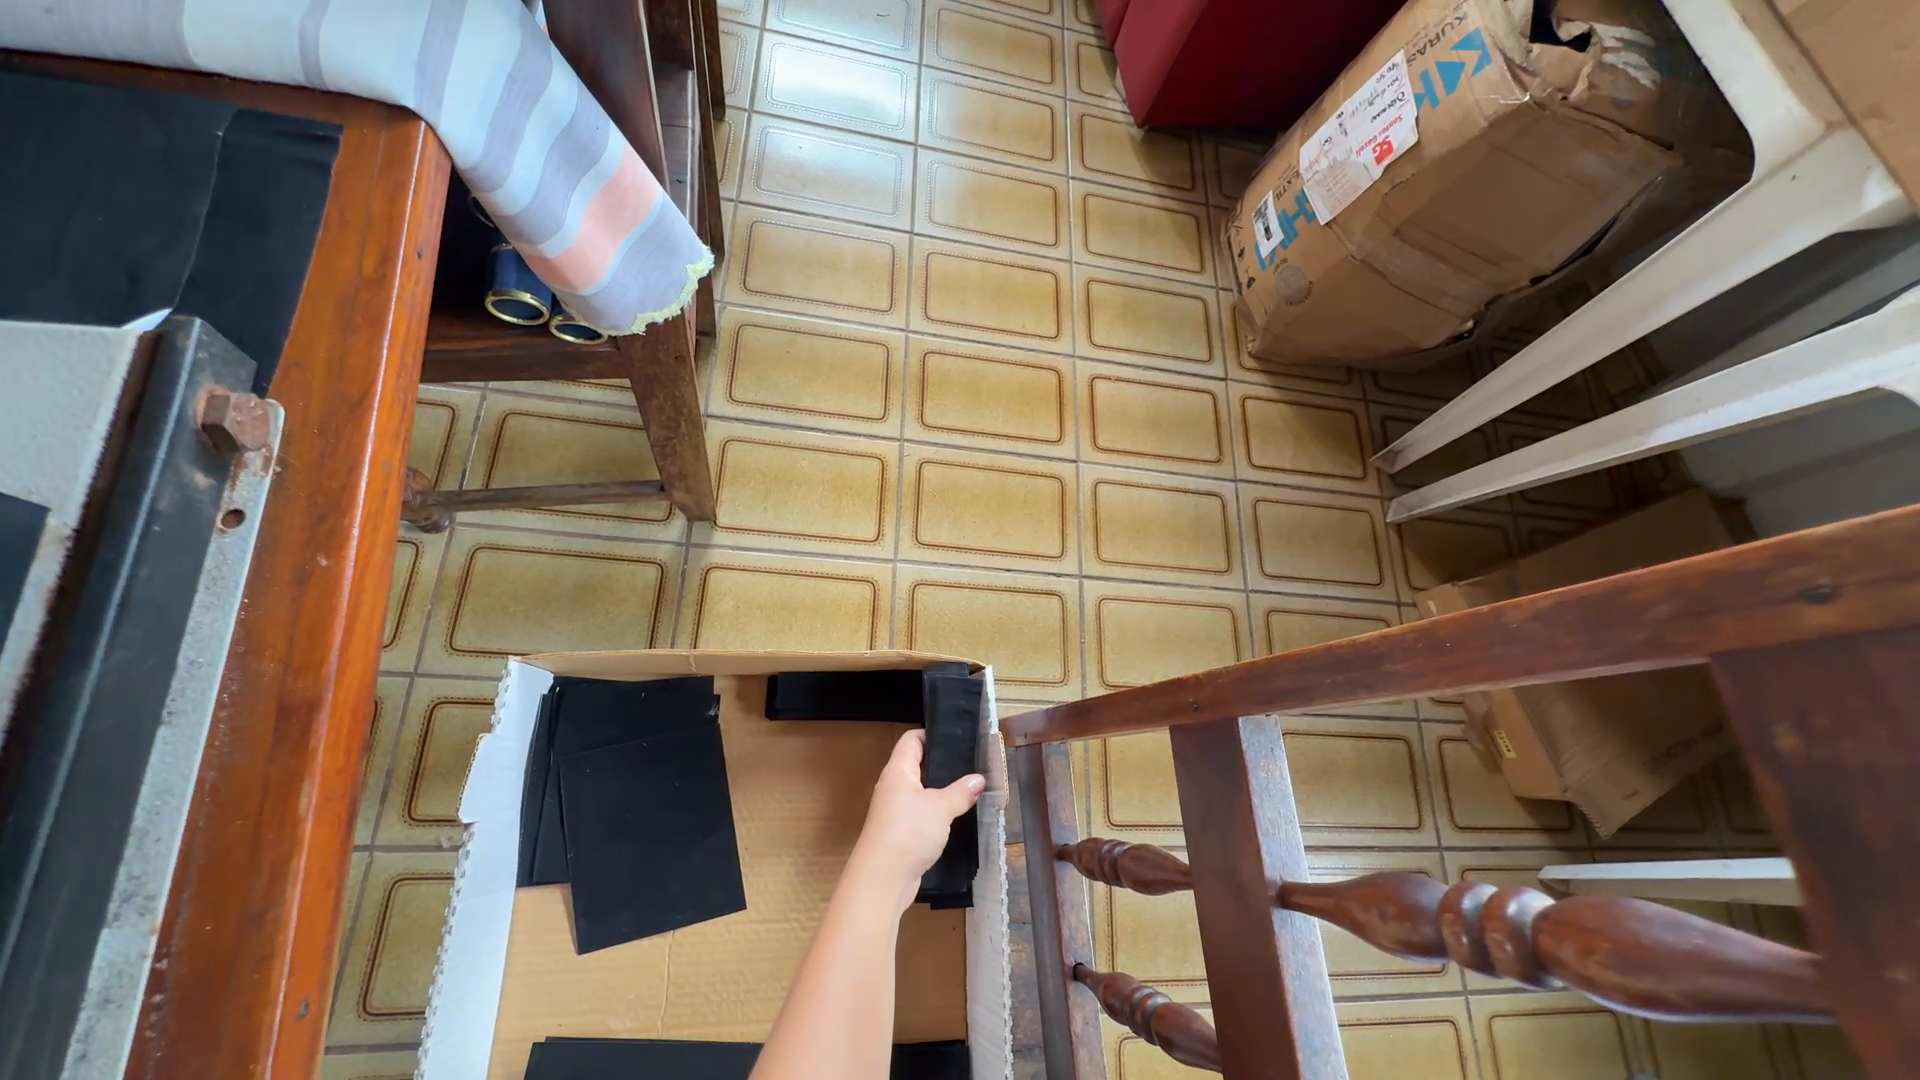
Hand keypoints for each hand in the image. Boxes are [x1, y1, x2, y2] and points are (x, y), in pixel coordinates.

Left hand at [850, 729, 984, 907]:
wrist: (882, 879)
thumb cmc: (908, 832)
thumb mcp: (941, 808)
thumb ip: (961, 791)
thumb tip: (979, 779)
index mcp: (898, 771)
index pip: (912, 740)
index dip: (932, 734)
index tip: (958, 736)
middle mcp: (893, 787)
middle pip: (918, 765)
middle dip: (943, 763)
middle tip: (972, 762)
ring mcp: (895, 811)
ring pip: (921, 792)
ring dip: (942, 791)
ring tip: (971, 787)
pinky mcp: (900, 833)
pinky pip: (921, 814)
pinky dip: (938, 813)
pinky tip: (957, 816)